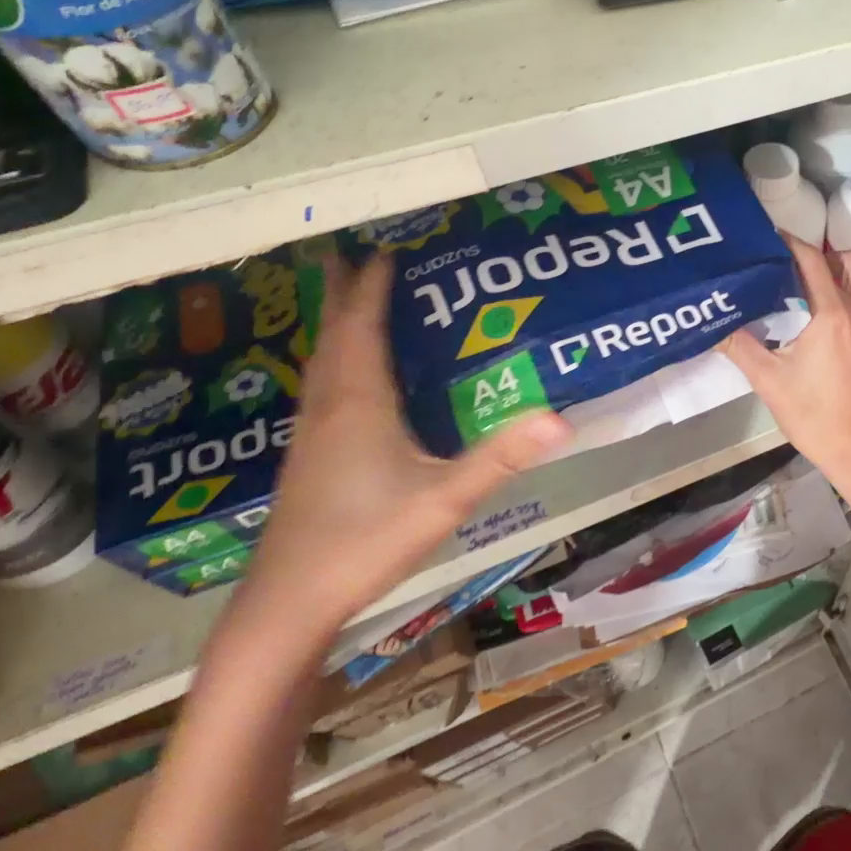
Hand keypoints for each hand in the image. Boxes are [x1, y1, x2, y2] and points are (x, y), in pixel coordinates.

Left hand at [238, 254, 572, 637]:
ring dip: (334, 326)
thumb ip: (500, 458)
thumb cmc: (366, 540)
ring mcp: (312, 434)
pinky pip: (322, 389)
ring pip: (322, 363)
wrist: (290, 600)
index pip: (363, 328)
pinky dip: (334, 362)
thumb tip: (560, 420)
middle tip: (348, 256)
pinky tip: (346, 380)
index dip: (371, 288)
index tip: (381, 250)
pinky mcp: (308, 459)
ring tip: (346, 303)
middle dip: (342, 294)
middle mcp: (330, 408)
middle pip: (334, 336)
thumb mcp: (444, 499)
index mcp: (359, 404)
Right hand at [720, 237, 850, 488]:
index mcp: (830, 314)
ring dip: (846, 270)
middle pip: (845, 259)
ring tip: (822, 285)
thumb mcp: (769, 380)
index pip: (810, 260)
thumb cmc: (813, 415)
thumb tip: (712, 324)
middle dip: (820, 255)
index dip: (790, 244)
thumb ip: (739, 346)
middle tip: (794, 269)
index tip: (771, 240)